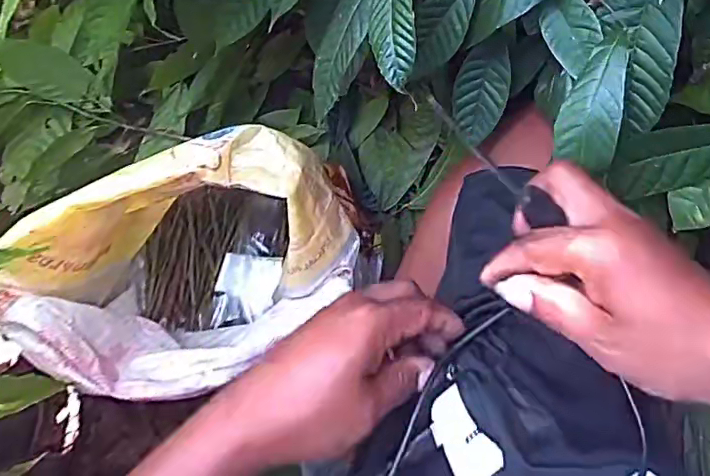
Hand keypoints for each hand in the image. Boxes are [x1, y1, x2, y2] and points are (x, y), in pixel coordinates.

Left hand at [134, 281, 462, 475]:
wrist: (250, 417)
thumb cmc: (308, 415)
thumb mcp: (367, 408)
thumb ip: (403, 380)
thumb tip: (424, 365)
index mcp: (372, 318)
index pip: (421, 307)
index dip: (445, 320)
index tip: (459, 333)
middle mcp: (356, 302)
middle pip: (405, 292)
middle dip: (426, 313)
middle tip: (438, 345)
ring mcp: (336, 307)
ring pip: (384, 297)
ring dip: (403, 317)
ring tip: (411, 356)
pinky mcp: (322, 320)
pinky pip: (364, 308)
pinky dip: (383, 322)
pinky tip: (381, 357)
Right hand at [479, 162, 709, 409]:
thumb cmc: (667, 349)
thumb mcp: (601, 339)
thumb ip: (551, 305)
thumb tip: (511, 284)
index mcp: (598, 242)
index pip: (535, 242)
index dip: (505, 261)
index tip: (486, 278)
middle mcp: (612, 217)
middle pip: (562, 176)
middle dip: (532, 197)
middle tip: (521, 244)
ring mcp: (631, 219)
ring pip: (581, 189)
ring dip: (554, 209)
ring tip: (543, 257)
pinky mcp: (643, 231)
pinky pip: (597, 208)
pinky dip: (574, 222)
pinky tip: (574, 264)